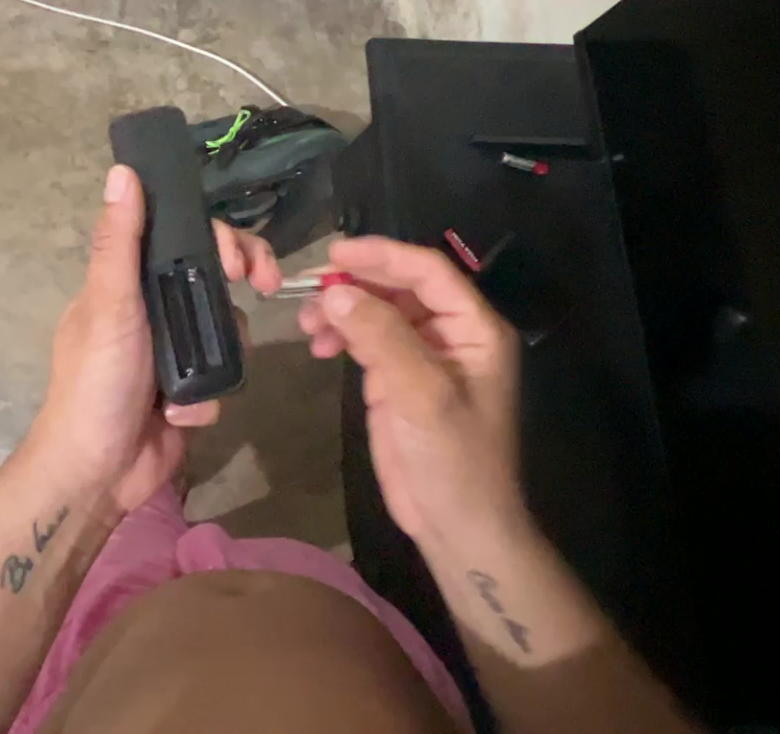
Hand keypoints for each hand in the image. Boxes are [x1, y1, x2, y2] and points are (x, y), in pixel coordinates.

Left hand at [26, 164, 280, 517]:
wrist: (98, 472)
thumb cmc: (96, 381)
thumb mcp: (108, 305)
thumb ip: (120, 242)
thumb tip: (123, 171)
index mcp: (130, 282)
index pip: (186, 239)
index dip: (222, 240)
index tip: (241, 260)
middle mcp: (156, 309)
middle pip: (217, 277)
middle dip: (243, 281)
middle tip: (266, 287)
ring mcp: (175, 351)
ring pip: (227, 329)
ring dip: (221, 353)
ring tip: (198, 381)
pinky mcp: (190, 391)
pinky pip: (221, 378)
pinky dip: (205, 398)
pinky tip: (181, 415)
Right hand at [298, 237, 523, 550]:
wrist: (456, 526)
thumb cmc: (455, 458)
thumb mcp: (421, 394)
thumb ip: (380, 337)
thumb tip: (334, 292)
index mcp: (473, 327)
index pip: (427, 271)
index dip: (382, 255)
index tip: (334, 253)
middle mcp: (448, 332)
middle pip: (398, 286)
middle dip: (354, 283)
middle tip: (308, 285)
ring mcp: (419, 354)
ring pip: (376, 311)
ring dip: (341, 310)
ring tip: (306, 323)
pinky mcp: (394, 377)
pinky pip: (364, 339)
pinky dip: (339, 335)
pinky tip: (318, 346)